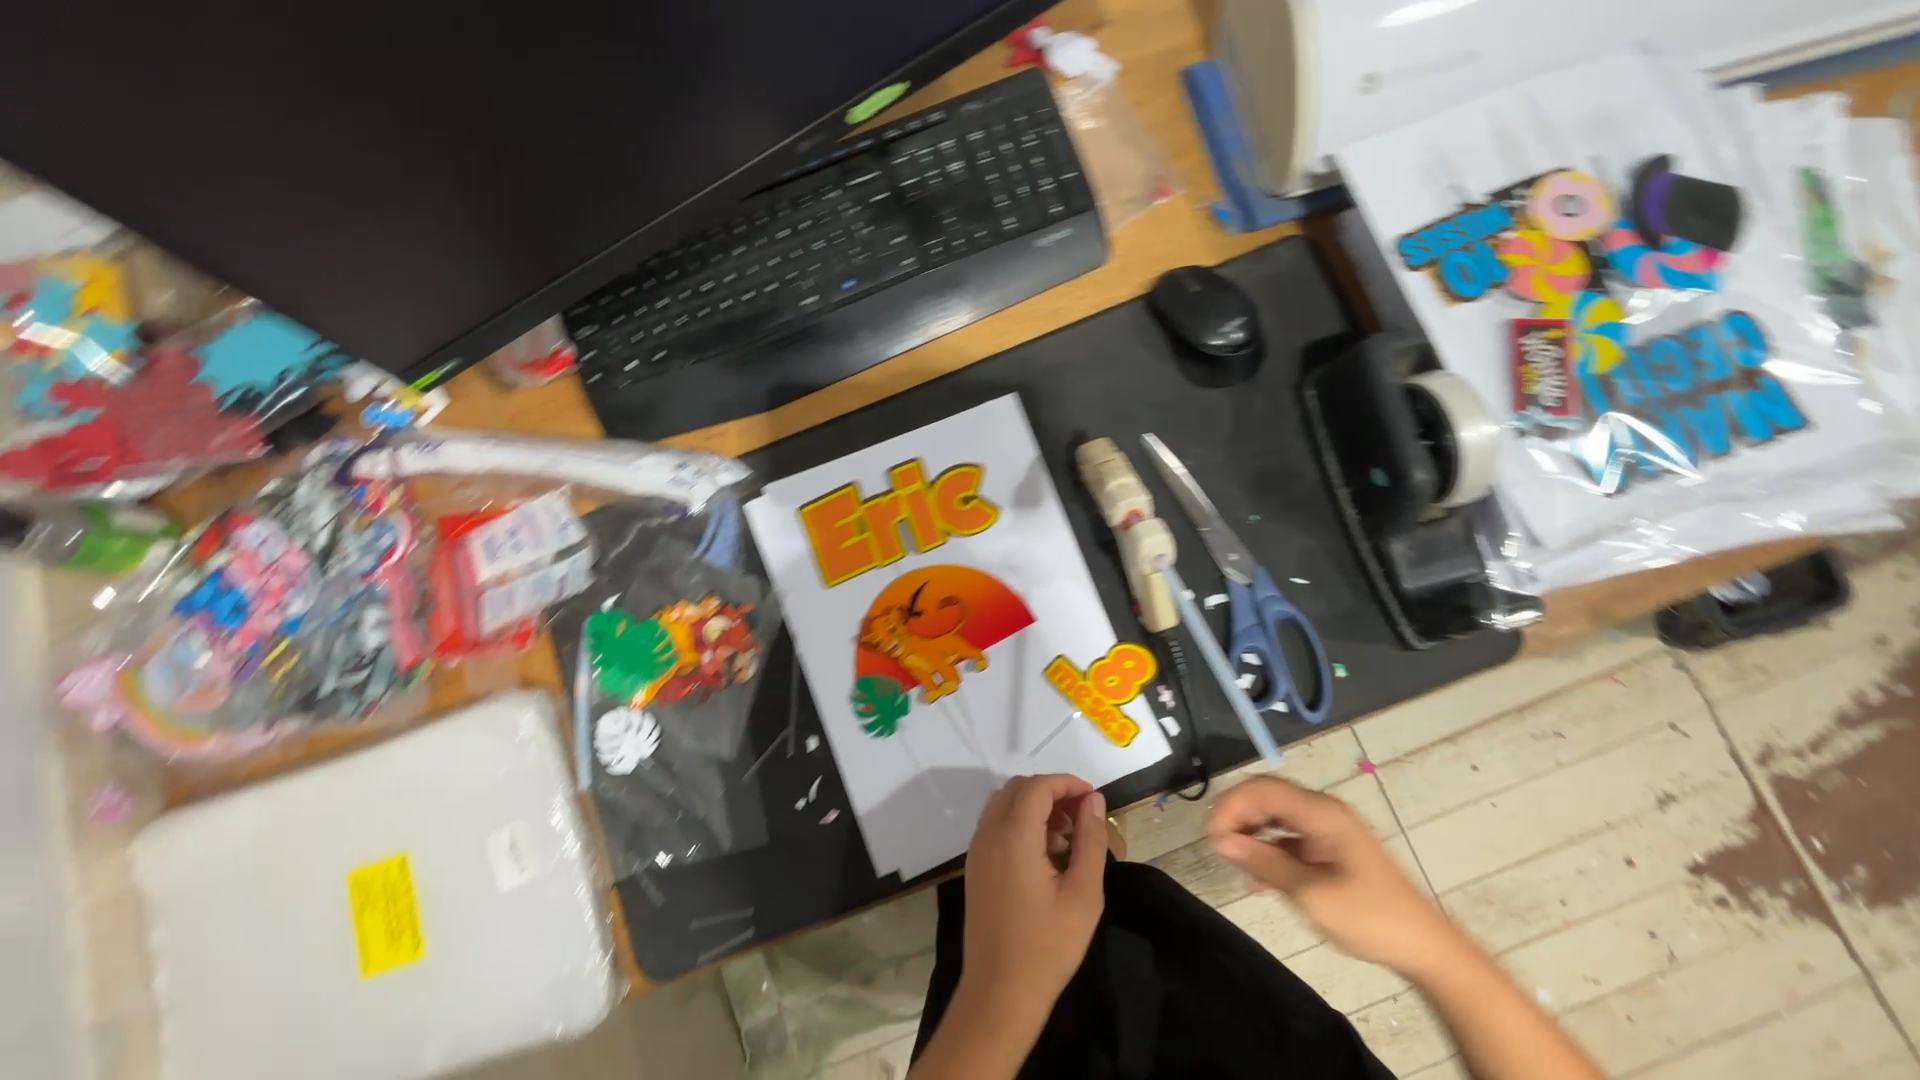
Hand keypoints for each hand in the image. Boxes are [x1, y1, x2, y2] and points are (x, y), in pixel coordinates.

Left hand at [961, 774, 1107, 1008]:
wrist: (1000, 992)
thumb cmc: (1048, 946)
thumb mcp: (1083, 893)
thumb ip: (1090, 839)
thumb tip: (1094, 801)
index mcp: (1013, 837)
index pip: (1038, 787)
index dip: (1068, 783)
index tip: (1094, 800)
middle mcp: (988, 835)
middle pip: (1017, 788)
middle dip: (1051, 792)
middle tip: (1081, 817)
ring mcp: (976, 851)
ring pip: (1003, 804)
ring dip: (1034, 806)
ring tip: (1065, 836)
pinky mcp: (975, 867)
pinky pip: (994, 825)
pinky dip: (1019, 822)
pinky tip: (1044, 853)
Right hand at [1206, 776, 1465, 976]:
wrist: (1426, 947)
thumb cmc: (1371, 918)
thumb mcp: (1311, 895)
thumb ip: (1265, 864)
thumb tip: (1222, 842)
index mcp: (1322, 813)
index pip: (1262, 789)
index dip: (1230, 806)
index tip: (1210, 836)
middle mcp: (1323, 811)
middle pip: (1267, 797)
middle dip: (1237, 816)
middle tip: (1216, 846)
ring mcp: (1328, 829)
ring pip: (1276, 816)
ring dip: (1251, 833)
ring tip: (1233, 862)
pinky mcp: (1330, 848)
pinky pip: (1289, 837)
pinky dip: (1268, 849)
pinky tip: (1259, 879)